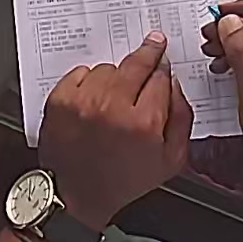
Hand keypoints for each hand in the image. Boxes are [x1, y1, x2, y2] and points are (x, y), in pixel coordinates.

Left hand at [39, 31, 193, 228]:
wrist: (75, 196)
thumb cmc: (122, 181)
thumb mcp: (170, 160)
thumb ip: (182, 118)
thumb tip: (175, 85)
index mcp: (143, 123)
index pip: (161, 77)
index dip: (163, 69)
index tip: (163, 61)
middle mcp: (112, 107)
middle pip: (137, 63)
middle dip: (148, 53)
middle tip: (154, 45)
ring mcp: (84, 101)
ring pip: (109, 68)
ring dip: (115, 77)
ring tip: (114, 99)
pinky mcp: (60, 100)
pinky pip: (82, 72)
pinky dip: (89, 81)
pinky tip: (93, 98)